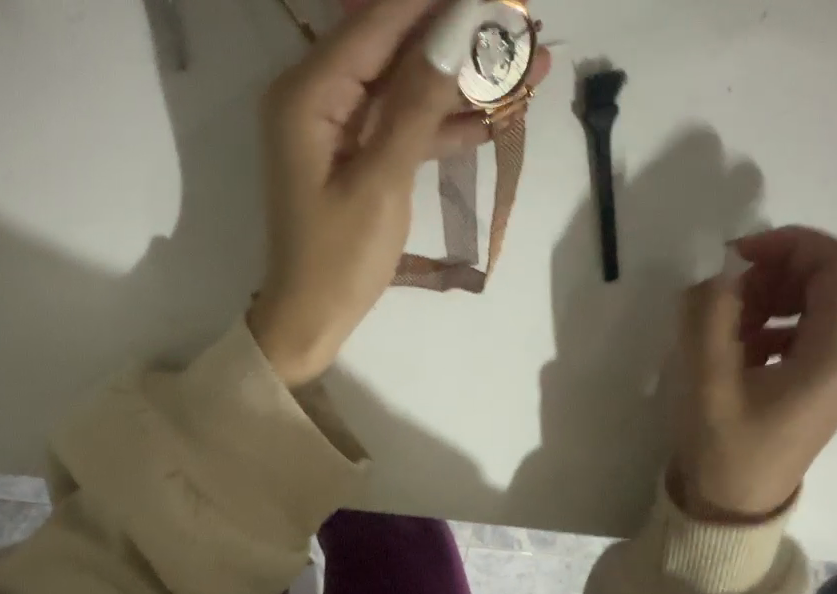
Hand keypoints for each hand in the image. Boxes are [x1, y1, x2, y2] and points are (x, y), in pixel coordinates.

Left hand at [248, 0, 549, 386]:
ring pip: (408, 84)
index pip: (377, 21)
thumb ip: (417, 105)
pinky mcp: (357, 154)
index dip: (434, 2)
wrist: (310, 319)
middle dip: (457, 33)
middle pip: (395, 45)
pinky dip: (445, 121)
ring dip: (463, 78)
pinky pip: (405, 123)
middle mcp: (318, 95)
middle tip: (517, 20)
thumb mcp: (381, 181)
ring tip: (528, 62)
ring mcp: (338, 126)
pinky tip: (495, 114)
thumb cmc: (338, 259)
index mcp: (308, 94)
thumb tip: (455, 33)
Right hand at [670, 226, 836, 521]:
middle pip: (834, 280)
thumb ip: (710, 315)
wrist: (731, 511)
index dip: (792, 244)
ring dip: (774, 296)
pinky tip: (736, 346)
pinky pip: (808, 330)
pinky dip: (773, 322)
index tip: (738, 255)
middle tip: (729, 286)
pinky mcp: (821, 385)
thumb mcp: (707, 381)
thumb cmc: (723, 451)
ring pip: (821, 303)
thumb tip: (718, 274)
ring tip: (726, 320)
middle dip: (780, 269)